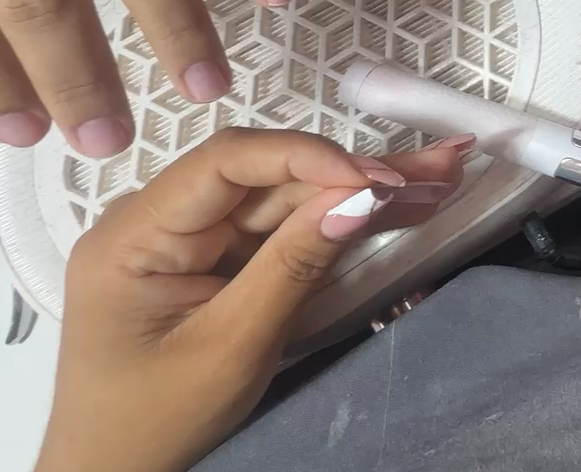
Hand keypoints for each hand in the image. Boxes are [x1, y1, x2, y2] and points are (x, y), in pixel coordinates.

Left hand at [35, 127, 473, 471]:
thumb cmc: (156, 422)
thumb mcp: (230, 346)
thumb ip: (295, 263)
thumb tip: (363, 197)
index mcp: (137, 234)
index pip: (230, 161)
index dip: (309, 156)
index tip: (376, 181)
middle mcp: (169, 217)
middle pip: (279, 173)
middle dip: (363, 170)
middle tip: (439, 166)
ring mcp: (205, 233)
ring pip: (301, 191)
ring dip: (372, 187)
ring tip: (443, 175)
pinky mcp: (234, 250)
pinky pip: (300, 220)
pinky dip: (356, 213)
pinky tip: (409, 201)